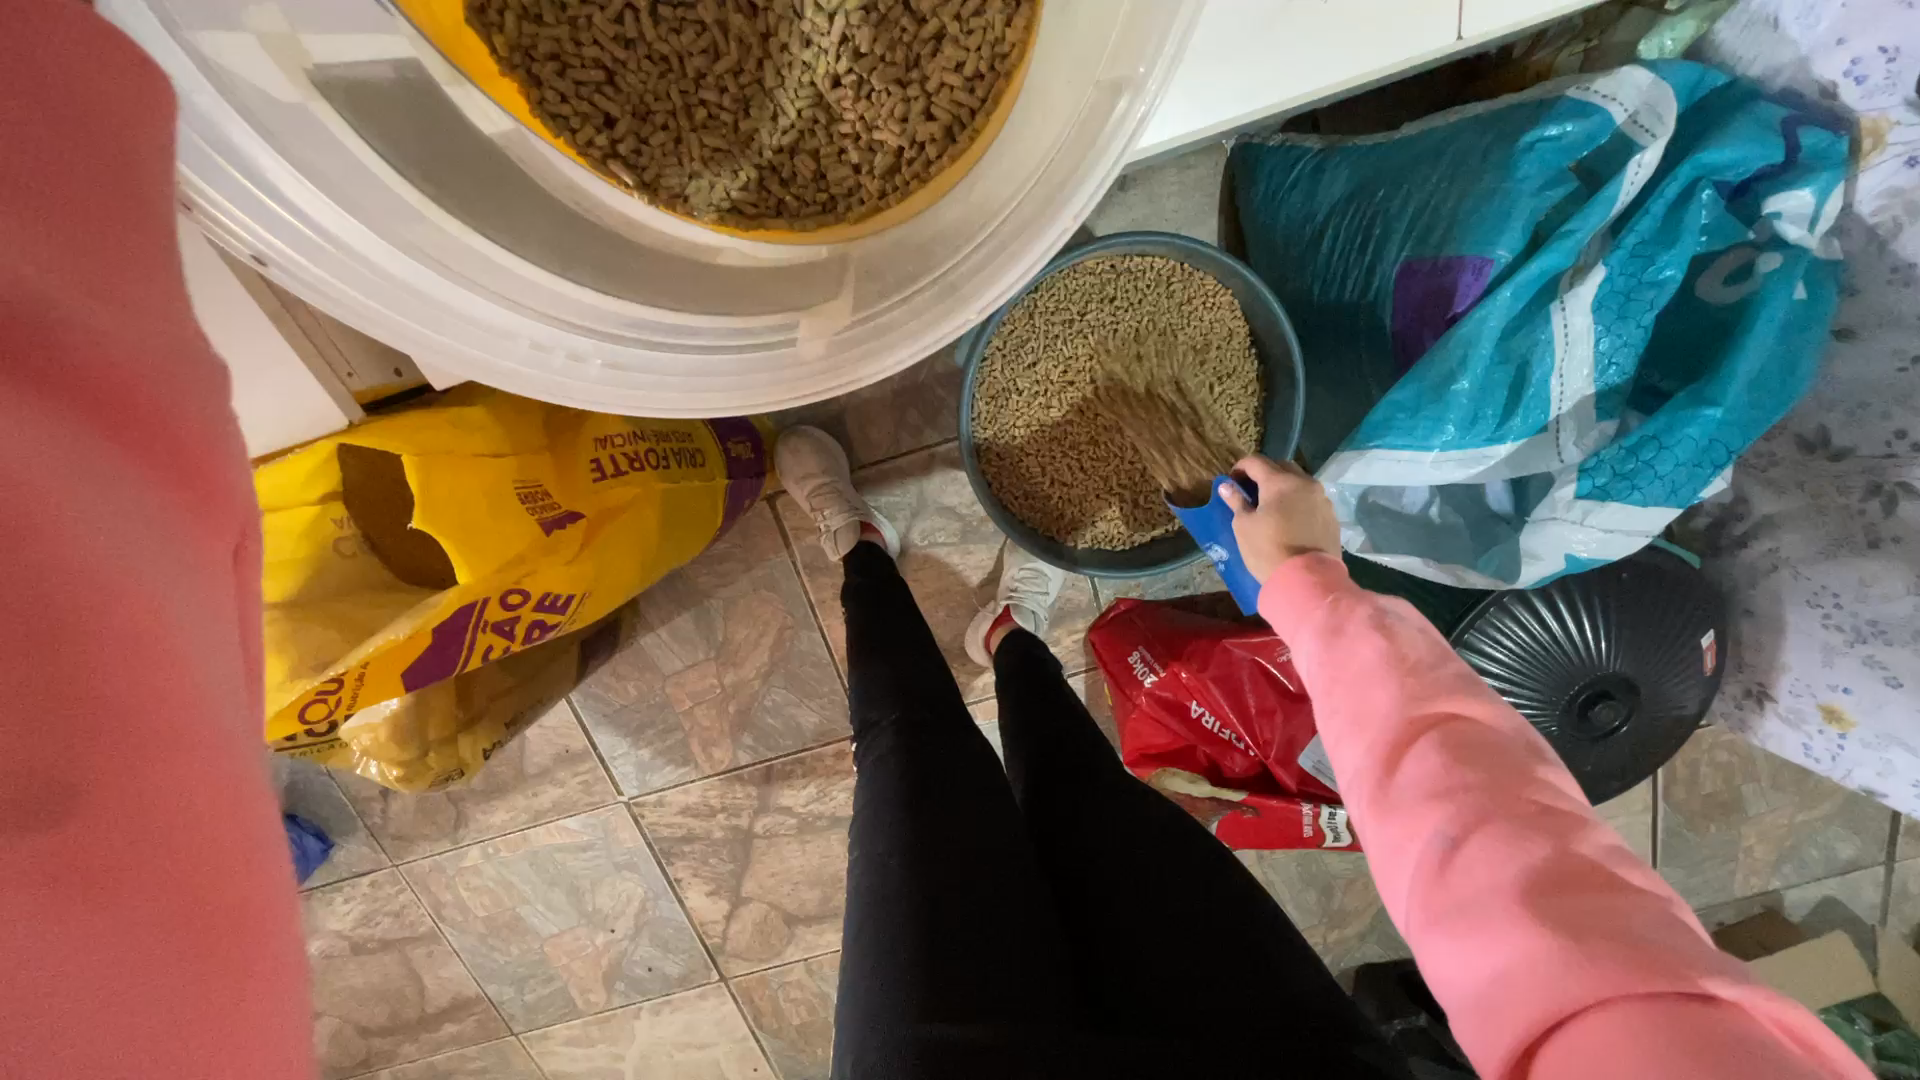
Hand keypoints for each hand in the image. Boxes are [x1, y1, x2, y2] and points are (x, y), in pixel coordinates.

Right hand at [1217, 456, 1340, 584]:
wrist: (1307, 580)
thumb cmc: (1268, 550)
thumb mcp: (1244, 526)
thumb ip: (1236, 501)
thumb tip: (1227, 486)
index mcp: (1280, 482)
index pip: (1256, 462)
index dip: (1240, 468)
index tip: (1231, 482)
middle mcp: (1305, 483)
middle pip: (1281, 466)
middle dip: (1264, 473)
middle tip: (1250, 491)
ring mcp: (1322, 499)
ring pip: (1299, 482)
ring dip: (1283, 486)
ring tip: (1271, 506)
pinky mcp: (1331, 515)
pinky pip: (1311, 499)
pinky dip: (1297, 501)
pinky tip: (1289, 519)